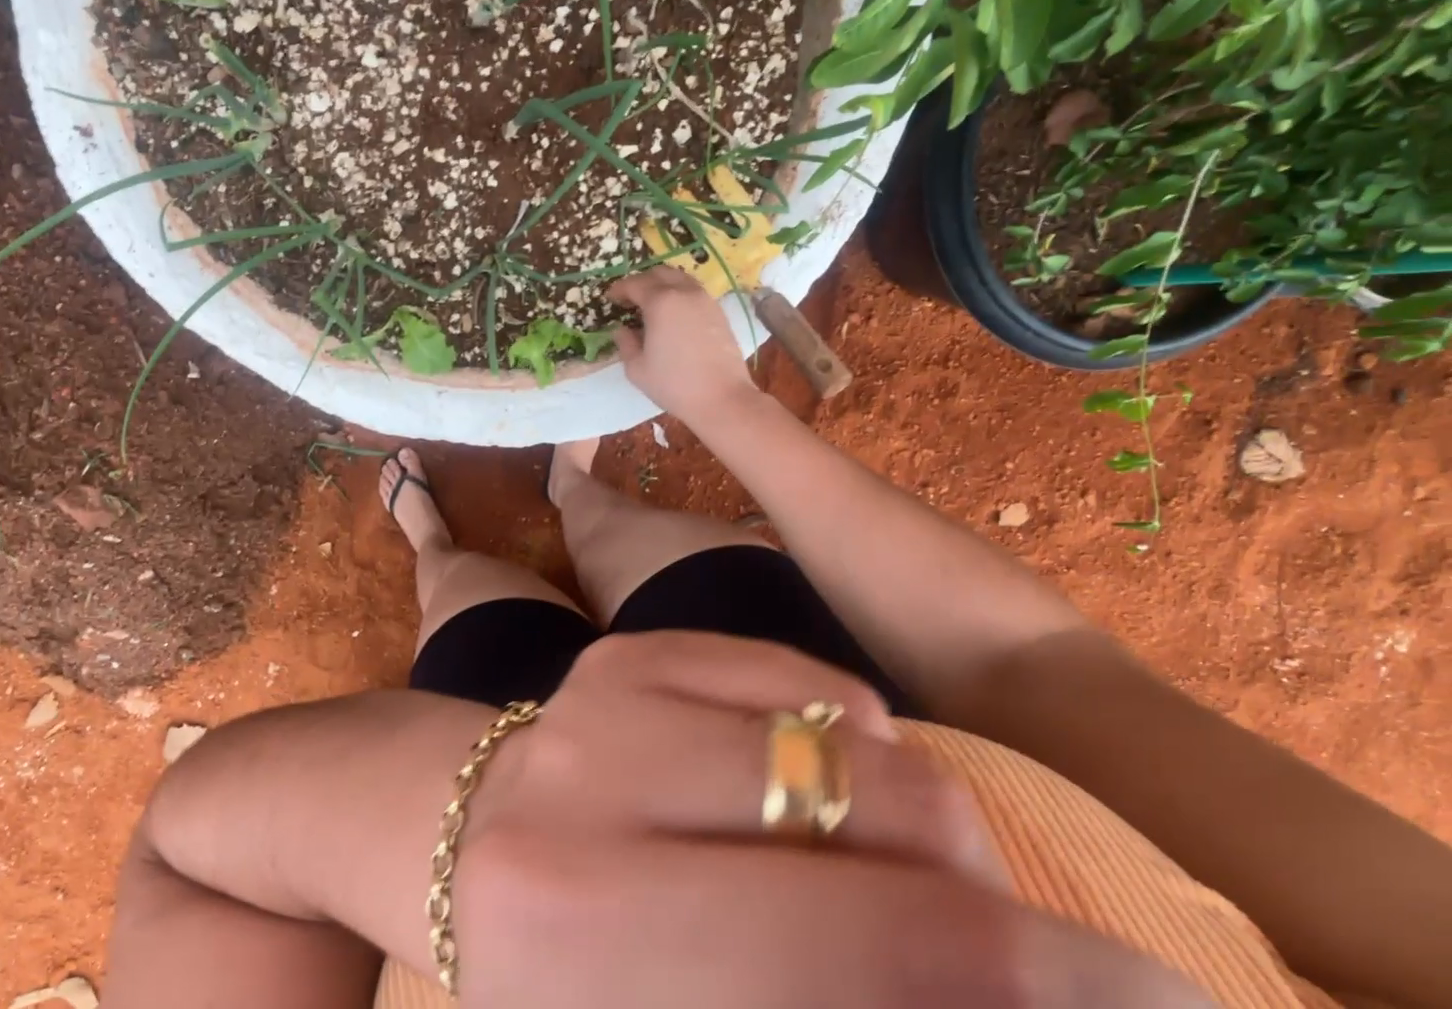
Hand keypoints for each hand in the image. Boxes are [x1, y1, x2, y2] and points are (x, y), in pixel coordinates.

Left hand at [444, 632, 1212, 1007]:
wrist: (461, 846)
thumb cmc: (562, 974)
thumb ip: (837, 991)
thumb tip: (990, 974)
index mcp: (580, 941)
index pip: (859, 951)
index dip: (1038, 982)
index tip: (1160, 1003)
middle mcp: (584, 804)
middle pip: (891, 828)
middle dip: (1006, 909)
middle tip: (1041, 962)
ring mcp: (604, 700)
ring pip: (869, 747)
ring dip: (930, 831)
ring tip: (893, 885)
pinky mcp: (627, 647)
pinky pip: (817, 689)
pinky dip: (855, 754)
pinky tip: (806, 803)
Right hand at [609, 268, 757, 421]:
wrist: (721, 397)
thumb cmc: (673, 384)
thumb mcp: (637, 368)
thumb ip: (625, 344)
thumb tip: (621, 330)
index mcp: (661, 302)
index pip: (635, 284)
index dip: (619, 288)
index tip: (610, 298)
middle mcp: (684, 293)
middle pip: (660, 273)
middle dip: (642, 281)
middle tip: (630, 298)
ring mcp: (705, 301)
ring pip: (681, 279)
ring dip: (663, 285)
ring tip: (652, 305)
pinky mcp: (719, 313)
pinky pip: (694, 293)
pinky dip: (679, 295)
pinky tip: (673, 316)